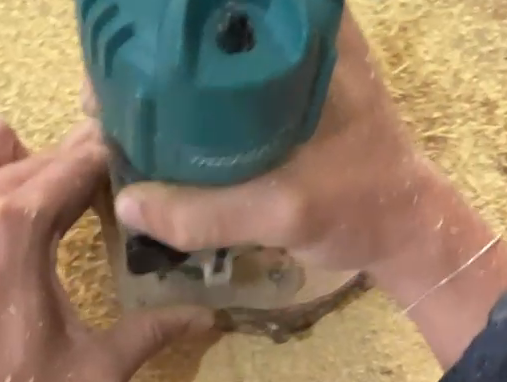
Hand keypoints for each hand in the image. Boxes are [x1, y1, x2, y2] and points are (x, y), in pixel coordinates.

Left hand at [0, 121, 210, 381]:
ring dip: (20, 162)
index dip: (114, 167)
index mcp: (21, 224)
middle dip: (76, 172)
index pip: (81, 163)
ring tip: (35, 207)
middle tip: (99, 208)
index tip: (135, 181)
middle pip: (41, 153)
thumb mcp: (96, 372)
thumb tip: (210, 318)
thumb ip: (152, 335)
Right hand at [110, 11, 506, 365]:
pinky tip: (154, 142)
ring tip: (118, 121)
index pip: (210, 5)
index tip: (113, 58)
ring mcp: (279, 72)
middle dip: (146, 61)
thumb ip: (209, 213)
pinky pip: (214, 103)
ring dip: (160, 91)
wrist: (403, 233)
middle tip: (102, 98)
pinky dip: (183, 119)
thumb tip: (127, 204)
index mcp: (298, 30)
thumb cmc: (362, 205)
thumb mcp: (285, 210)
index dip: (153, 25)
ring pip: (201, 67)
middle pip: (196, 32)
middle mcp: (286, 37)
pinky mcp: (274, 109)